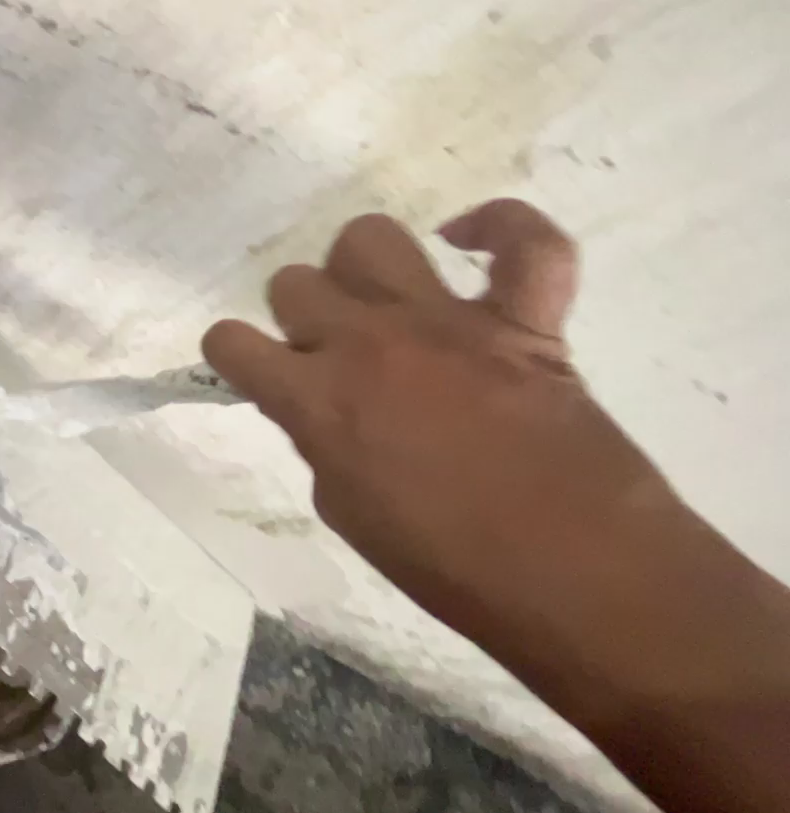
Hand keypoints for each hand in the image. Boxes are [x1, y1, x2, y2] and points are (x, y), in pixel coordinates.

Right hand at [201, 200, 674, 641]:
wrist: (583, 581)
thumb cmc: (445, 562)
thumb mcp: (340, 504)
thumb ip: (318, 436)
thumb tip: (324, 405)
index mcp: (314, 397)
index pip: (228, 341)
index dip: (233, 355)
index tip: (253, 373)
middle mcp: (365, 344)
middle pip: (293, 283)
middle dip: (298, 317)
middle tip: (329, 356)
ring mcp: (446, 324)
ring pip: (370, 238)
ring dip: (361, 269)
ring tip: (380, 305)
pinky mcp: (526, 323)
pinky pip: (529, 246)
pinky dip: (502, 230)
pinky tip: (469, 243)